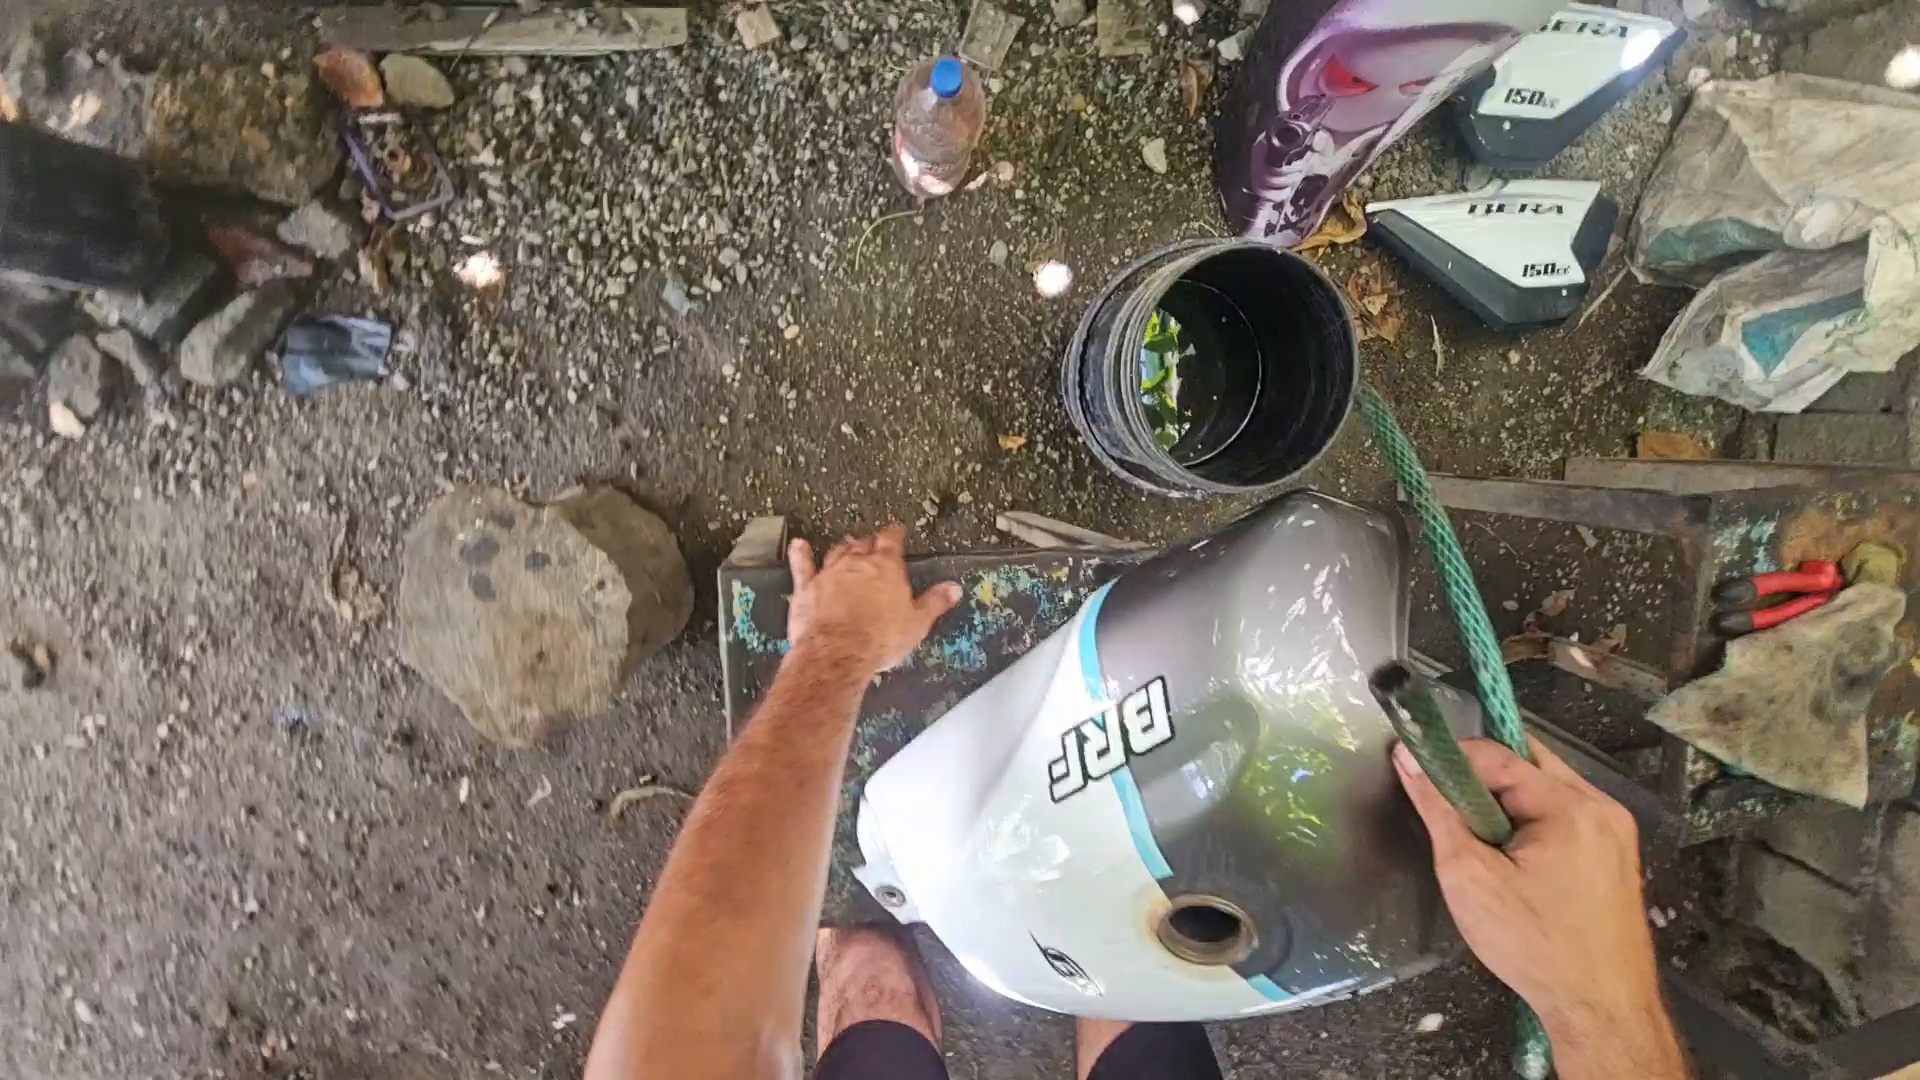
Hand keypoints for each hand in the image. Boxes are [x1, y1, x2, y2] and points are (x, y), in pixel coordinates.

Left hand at [786, 526, 960, 674]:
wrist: (837, 653)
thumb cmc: (880, 638)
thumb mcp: (917, 623)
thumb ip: (934, 602)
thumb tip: (953, 588)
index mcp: (887, 568)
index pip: (892, 541)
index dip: (894, 534)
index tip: (896, 531)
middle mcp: (857, 564)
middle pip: (864, 545)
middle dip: (870, 543)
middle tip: (873, 543)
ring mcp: (830, 574)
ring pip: (837, 552)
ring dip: (844, 548)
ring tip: (848, 546)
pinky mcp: (807, 588)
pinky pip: (803, 566)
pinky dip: (801, 554)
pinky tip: (799, 546)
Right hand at [1394, 738, 1682, 1075]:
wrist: (1601, 1013)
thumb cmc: (1532, 943)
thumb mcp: (1467, 872)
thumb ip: (1436, 807)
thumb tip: (1406, 756)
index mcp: (1571, 808)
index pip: (1495, 754)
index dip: (1448, 758)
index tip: (1414, 770)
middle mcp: (1601, 808)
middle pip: (1523, 760)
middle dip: (1477, 773)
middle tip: (1443, 799)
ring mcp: (1613, 831)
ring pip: (1540, 783)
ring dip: (1500, 794)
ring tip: (1470, 827)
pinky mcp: (1612, 853)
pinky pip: (1557, 809)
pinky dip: (1523, 814)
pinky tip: (1502, 846)